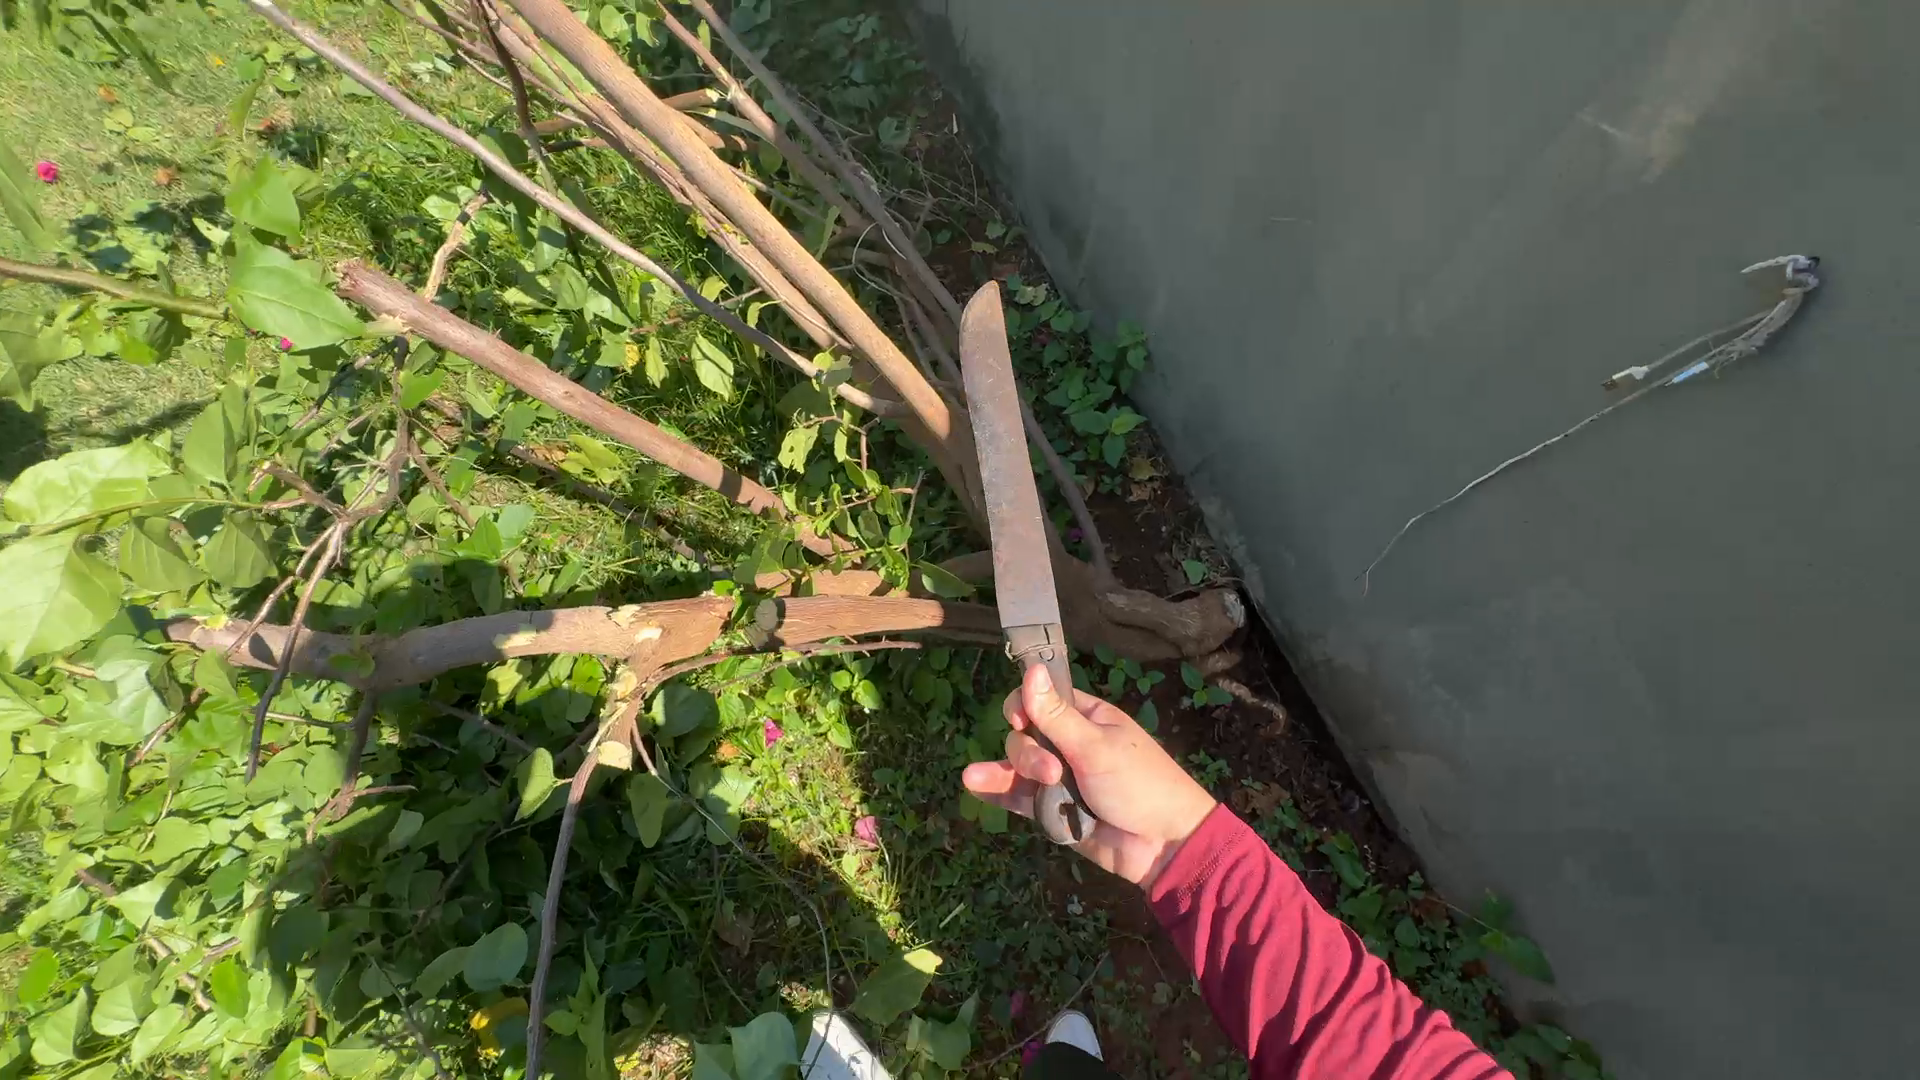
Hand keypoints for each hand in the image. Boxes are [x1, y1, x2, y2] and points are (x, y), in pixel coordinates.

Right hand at [962, 664, 1216, 889]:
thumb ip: (1056, 715)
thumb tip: (1031, 668)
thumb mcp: (1096, 746)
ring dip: (1011, 772)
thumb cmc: (1140, 784)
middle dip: (1029, 753)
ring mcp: (1058, 777)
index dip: (1023, 706)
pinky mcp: (1051, 809)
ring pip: (1018, 764)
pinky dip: (996, 790)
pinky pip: (1017, 796)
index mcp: (1085, 717)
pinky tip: (973, 782)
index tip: (1021, 719)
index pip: (1039, 698)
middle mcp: (1067, 743)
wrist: (1162, 847)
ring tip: (1018, 784)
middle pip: (1024, 735)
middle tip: (1053, 772)